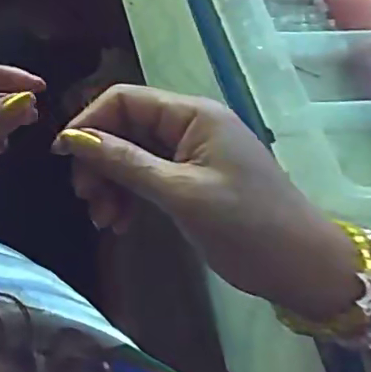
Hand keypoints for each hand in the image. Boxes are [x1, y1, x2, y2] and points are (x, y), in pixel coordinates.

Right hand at [52, 85, 361, 319]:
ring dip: (108, 184)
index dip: (88, 122)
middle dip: (97, 161)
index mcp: (193, 116)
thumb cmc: (249, 226)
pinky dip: (125, 197)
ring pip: (127, 156)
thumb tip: (71, 138)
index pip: (124, 100)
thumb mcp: (179, 193)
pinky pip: (142, 177)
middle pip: (121, 129)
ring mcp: (189, 154)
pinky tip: (118, 223)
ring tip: (103, 219)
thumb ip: (123, 162)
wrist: (307, 272)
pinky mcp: (188, 180)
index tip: (63, 155)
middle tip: (84, 197)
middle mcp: (188, 127)